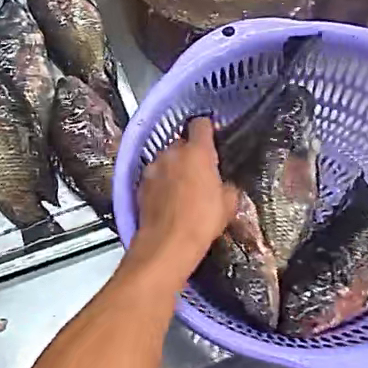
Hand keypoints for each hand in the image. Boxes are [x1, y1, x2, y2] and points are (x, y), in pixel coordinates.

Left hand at [126, 117, 238, 278]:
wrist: (167, 242)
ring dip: (173, 167)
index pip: (200, 125)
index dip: (206, 129)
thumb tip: (224, 184)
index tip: (211, 138)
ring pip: (165, 159)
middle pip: (181, 142)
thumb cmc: (202, 220)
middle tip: (200, 172)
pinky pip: (153, 176)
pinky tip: (168, 198)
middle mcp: (171, 153)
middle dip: (189, 153)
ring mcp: (153, 167)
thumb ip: (226, 185)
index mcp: (197, 152)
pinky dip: (160, 181)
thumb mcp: (228, 203)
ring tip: (183, 188)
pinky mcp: (140, 184)